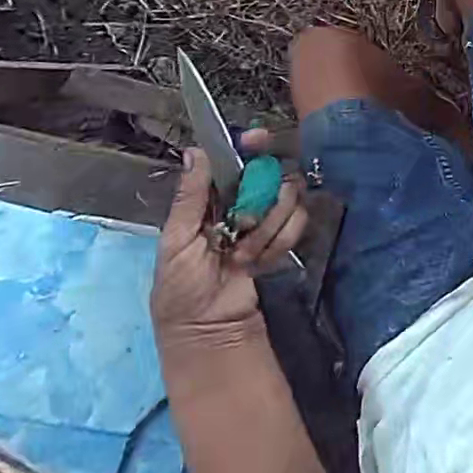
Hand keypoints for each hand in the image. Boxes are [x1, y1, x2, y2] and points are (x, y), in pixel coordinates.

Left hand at [151, 136, 307, 367]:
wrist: (210, 330)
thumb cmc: (181, 289)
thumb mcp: (176, 242)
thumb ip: (190, 197)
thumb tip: (195, 151)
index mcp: (212, 197)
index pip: (237, 159)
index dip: (251, 146)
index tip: (257, 141)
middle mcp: (243, 201)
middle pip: (271, 172)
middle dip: (261, 198)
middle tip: (242, 225)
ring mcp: (267, 219)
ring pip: (288, 197)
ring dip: (267, 228)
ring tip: (243, 254)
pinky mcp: (285, 237)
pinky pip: (296, 223)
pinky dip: (278, 243)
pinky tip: (259, 262)